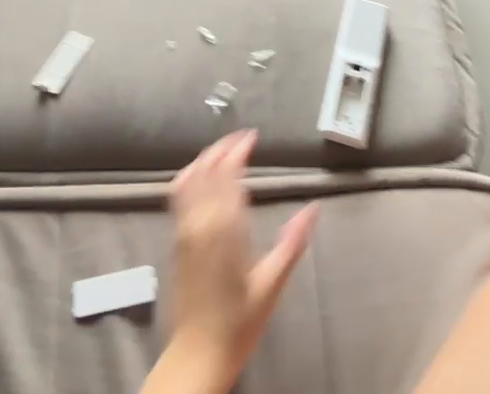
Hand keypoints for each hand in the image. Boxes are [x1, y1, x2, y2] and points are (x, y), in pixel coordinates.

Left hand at [144, 130, 319, 393]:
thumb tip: (313, 209)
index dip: (237, 152)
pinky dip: (188, 178)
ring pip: (188, 181)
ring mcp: (184, 232)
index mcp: (226, 232)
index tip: (251, 137)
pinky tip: (197, 176)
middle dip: (222, 150)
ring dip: (204, 160)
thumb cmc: (240, 322)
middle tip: (241, 138)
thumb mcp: (272, 284)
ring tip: (221, 150)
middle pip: (206, 173)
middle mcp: (200, 225)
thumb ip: (292, 243)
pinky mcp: (176, 242)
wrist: (199, 352)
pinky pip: (178, 197)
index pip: (228, 177)